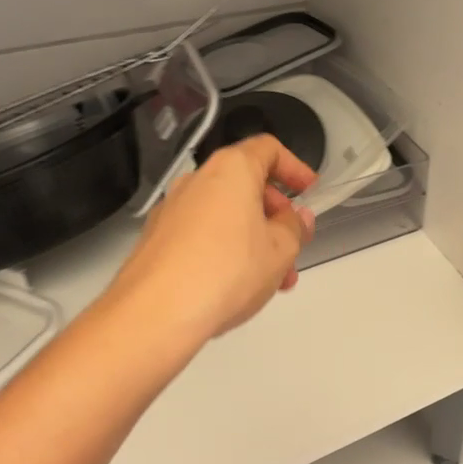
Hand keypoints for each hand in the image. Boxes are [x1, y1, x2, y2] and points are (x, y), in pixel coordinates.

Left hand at [110, 134, 318, 340]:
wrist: (154, 314)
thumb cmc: (225, 271)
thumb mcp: (280, 250)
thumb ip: (296, 228)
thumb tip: (297, 217)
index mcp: (232, 169)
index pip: (268, 149)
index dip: (294, 167)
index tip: (309, 190)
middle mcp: (198, 180)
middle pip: (246, 184)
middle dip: (275, 213)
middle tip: (293, 245)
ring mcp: (173, 208)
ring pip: (225, 213)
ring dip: (253, 237)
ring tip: (271, 279)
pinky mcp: (156, 239)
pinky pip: (201, 234)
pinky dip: (224, 249)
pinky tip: (234, 285)